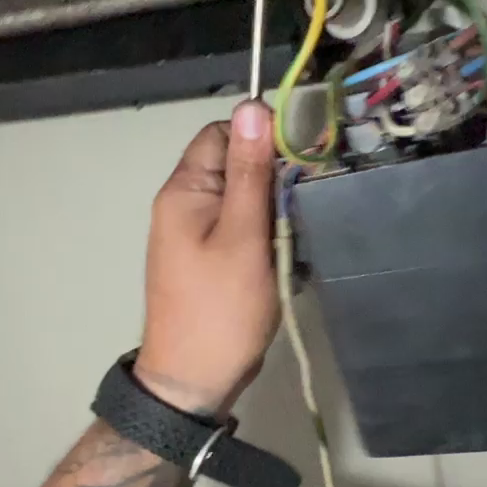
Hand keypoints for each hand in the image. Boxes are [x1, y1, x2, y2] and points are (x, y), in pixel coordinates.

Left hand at [134, 102, 279, 415]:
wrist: (194, 381)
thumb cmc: (221, 309)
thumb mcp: (243, 236)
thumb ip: (250, 172)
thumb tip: (252, 106)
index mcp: (184, 190)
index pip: (223, 134)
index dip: (261, 138)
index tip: (299, 163)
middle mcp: (185, 204)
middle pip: (237, 166)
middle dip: (274, 182)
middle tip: (302, 210)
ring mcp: (196, 234)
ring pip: (246, 200)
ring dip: (275, 214)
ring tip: (294, 241)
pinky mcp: (211, 258)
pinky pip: (243, 230)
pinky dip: (267, 239)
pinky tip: (284, 261)